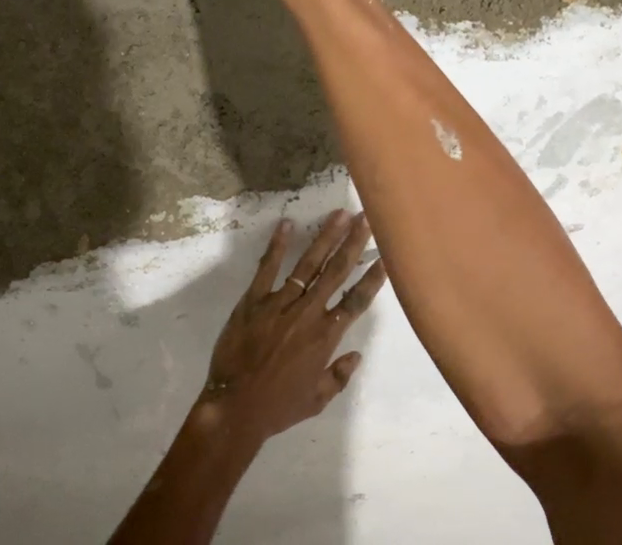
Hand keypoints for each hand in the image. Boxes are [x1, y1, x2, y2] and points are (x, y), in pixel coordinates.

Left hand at [199, 209, 387, 442]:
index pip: (356, 300)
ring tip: (340, 214)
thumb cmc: (278, 406)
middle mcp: (308, 313)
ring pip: (308, 264)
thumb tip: (357, 354)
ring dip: (326, 237)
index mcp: (326, 336)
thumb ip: (339, 375)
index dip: (372, 278)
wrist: (235, 407)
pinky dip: (278, 245)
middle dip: (353, 243)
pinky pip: (268, 267)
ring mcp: (280, 303)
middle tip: (366, 218)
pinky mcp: (254, 300)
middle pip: (336, 271)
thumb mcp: (317, 399)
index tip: (386, 256)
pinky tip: (287, 224)